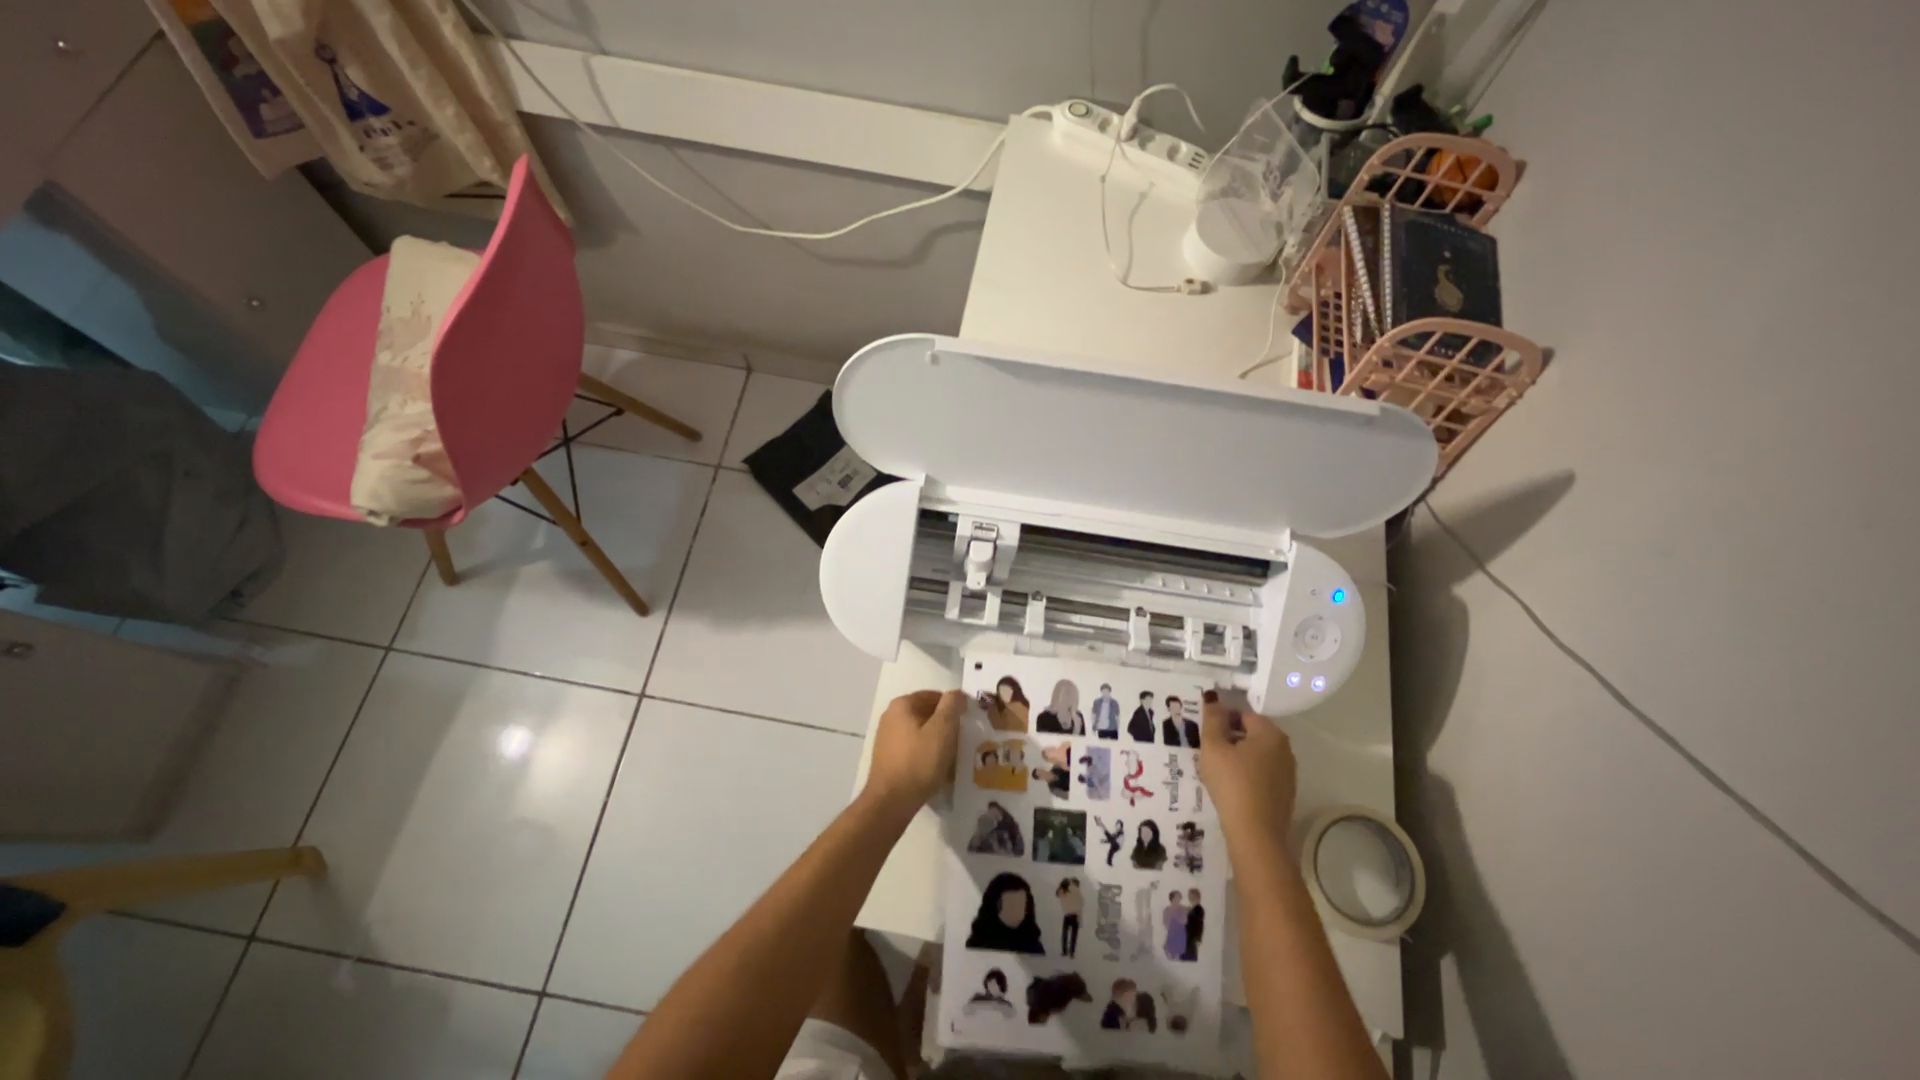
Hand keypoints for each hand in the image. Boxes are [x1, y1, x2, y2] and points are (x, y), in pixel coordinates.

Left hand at [865, 689, 965, 813]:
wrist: (891, 801)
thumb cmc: (919, 761)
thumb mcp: (943, 730)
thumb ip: (952, 705)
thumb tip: (957, 693)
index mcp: (902, 704)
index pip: (935, 696)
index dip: (954, 707)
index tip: (967, 723)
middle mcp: (890, 716)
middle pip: (927, 714)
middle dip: (945, 725)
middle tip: (962, 739)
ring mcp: (886, 737)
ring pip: (921, 732)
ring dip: (937, 740)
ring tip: (952, 755)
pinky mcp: (887, 757)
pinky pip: (913, 748)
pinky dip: (926, 753)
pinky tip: (936, 767)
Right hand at [1199, 692, 1296, 851]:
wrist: (1256, 834)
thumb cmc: (1232, 784)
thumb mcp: (1213, 747)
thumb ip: (1213, 719)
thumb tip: (1213, 697)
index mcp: (1270, 732)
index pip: (1242, 714)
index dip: (1221, 722)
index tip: (1205, 737)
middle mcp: (1285, 748)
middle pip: (1252, 734)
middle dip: (1230, 740)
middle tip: (1208, 755)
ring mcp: (1288, 772)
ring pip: (1257, 756)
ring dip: (1239, 759)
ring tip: (1218, 774)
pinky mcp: (1285, 793)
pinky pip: (1263, 775)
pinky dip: (1248, 777)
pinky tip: (1233, 791)